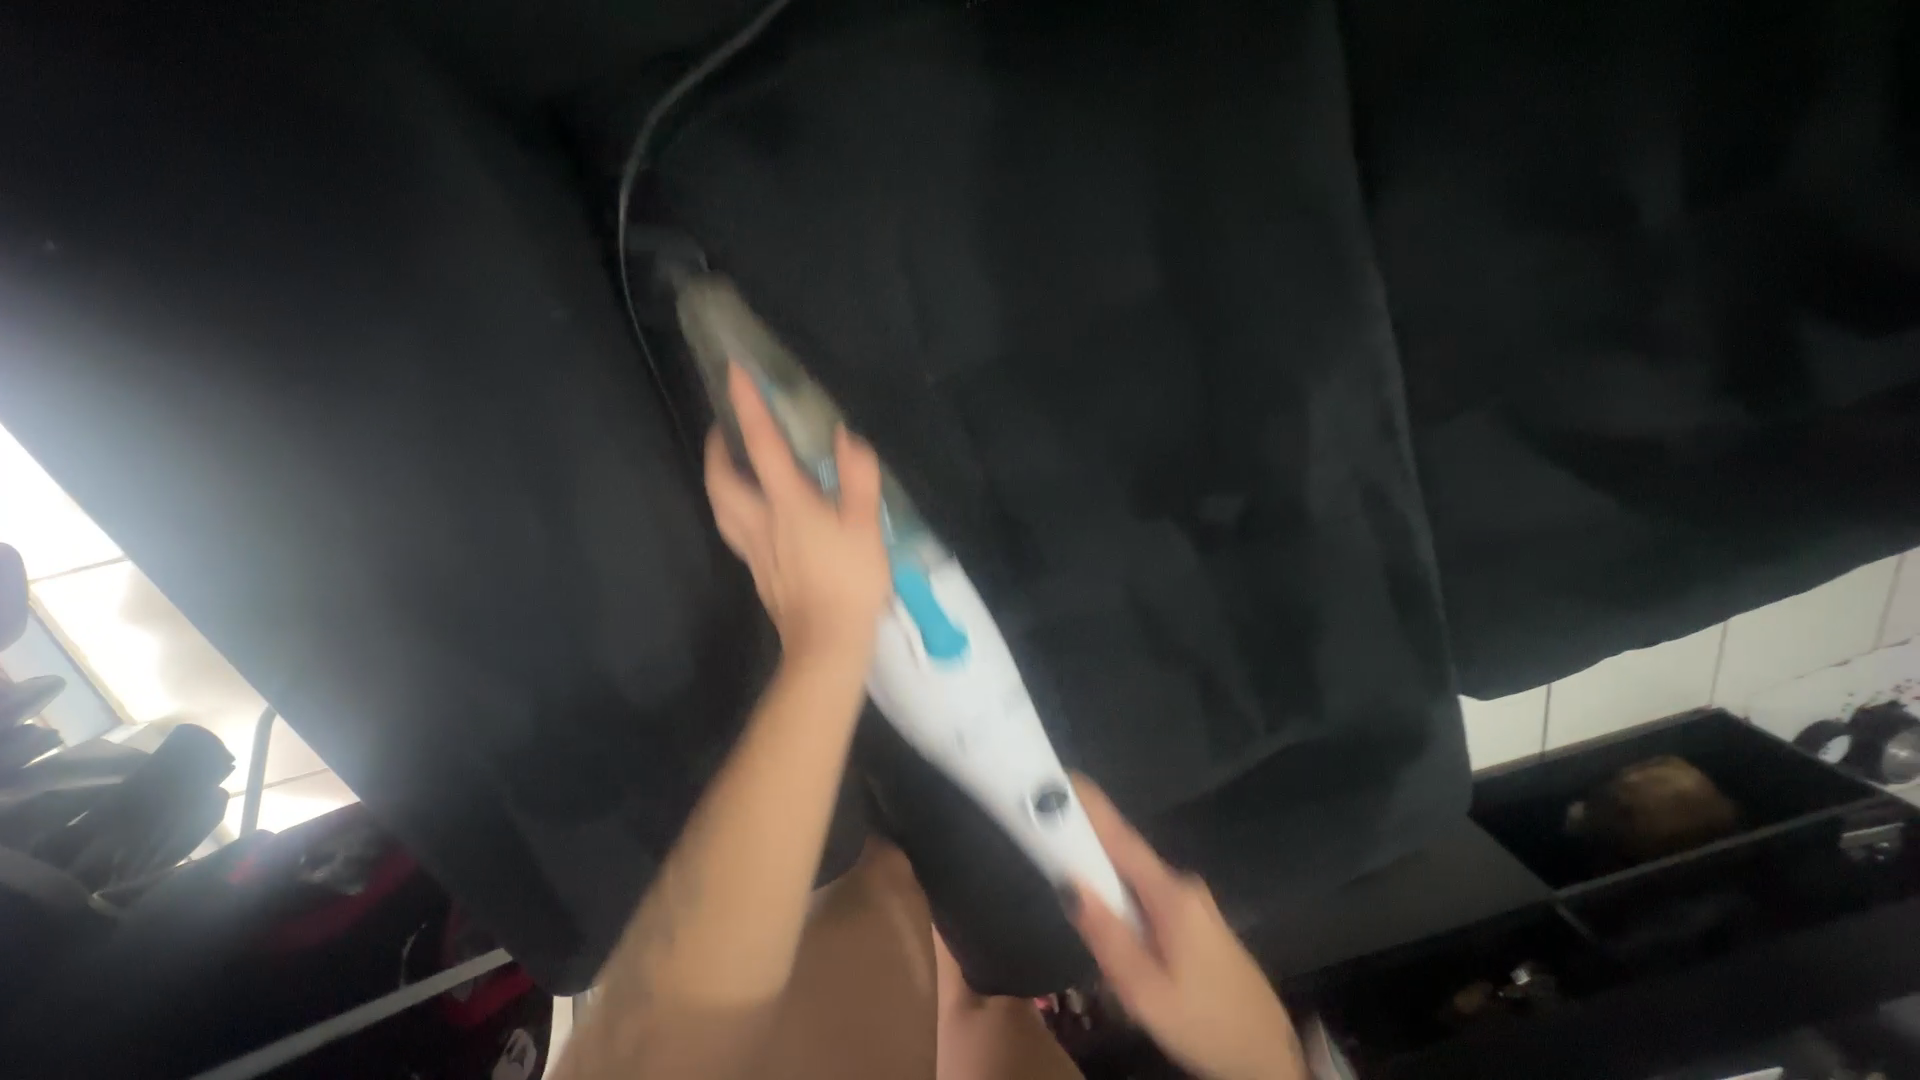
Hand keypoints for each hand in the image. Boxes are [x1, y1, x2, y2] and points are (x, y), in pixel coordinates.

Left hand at [705, 365, 892, 666]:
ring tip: (728, 463)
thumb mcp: (865, 526)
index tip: (733, 372)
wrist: (827, 642)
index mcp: (788, 503)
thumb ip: (857, 477)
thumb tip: (845, 433)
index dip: (747, 407)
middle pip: (721, 479)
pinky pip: (733, 529)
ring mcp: (754, 549)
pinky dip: (732, 508)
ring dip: (717, 478)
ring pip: (720, 506)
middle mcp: (760, 521)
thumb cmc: (850, 582)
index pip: (762, 445)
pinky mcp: (758, 571)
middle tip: (724, 428)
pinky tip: (749, 511)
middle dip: (716, 448)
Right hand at [1068, 776, 1305, 1079]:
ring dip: (1106, 894)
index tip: (1059, 779)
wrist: (1269, 1057)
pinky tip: (1124, 947)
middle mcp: (1182, 886)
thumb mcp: (1145, 991)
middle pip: (1122, 859)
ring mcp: (1192, 902)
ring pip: (1133, 885)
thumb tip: (1069, 883)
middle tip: (1057, 873)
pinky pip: (1147, 901)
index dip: (1089, 807)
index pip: (1121, 837)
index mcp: (1170, 895)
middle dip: (1088, 860)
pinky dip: (1124, 907)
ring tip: (1093, 933)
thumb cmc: (1205, 1022)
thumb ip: (1106, 936)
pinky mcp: (1195, 921)